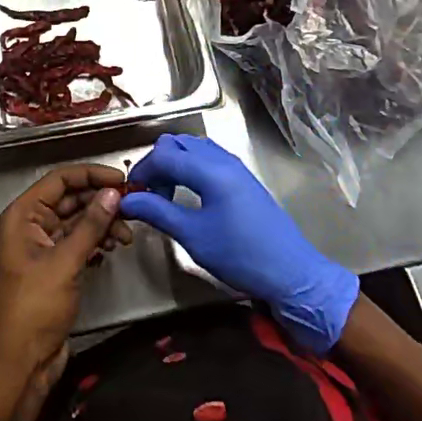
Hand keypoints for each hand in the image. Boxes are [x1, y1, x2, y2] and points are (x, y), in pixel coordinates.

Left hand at [0, 164, 131, 373]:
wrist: (19, 363)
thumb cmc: (33, 308)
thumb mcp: (65, 263)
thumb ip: (90, 226)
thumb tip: (113, 193)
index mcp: (22, 215)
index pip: (59, 180)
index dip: (91, 175)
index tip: (123, 179)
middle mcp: (30, 225)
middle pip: (69, 200)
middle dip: (100, 201)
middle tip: (133, 207)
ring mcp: (42, 248)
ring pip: (76, 222)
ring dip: (101, 224)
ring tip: (126, 235)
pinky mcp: (54, 269)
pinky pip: (77, 244)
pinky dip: (96, 242)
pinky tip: (113, 247)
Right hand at [120, 135, 357, 354]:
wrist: (295, 277)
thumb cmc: (242, 256)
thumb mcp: (193, 236)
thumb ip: (157, 212)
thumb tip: (126, 200)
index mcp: (210, 170)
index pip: (162, 154)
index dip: (142, 171)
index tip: (131, 194)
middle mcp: (222, 160)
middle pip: (176, 143)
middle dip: (156, 164)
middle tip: (149, 194)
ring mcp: (234, 168)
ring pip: (191, 148)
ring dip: (172, 164)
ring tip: (166, 196)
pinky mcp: (242, 179)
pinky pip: (206, 159)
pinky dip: (189, 168)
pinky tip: (189, 196)